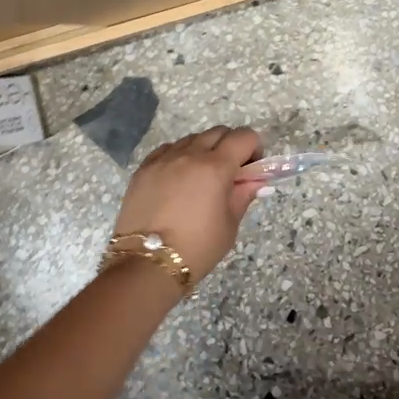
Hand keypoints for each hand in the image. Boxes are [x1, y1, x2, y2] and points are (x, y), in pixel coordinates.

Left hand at [111, 126, 265, 280]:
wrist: (146, 266)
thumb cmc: (197, 248)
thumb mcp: (229, 225)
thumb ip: (243, 195)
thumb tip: (255, 180)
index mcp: (216, 167)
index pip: (244, 137)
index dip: (254, 149)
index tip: (250, 169)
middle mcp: (190, 154)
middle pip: (219, 132)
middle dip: (230, 147)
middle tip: (228, 174)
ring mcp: (164, 159)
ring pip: (192, 139)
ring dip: (204, 150)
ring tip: (200, 178)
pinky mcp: (144, 169)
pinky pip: (168, 149)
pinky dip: (179, 156)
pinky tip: (177, 180)